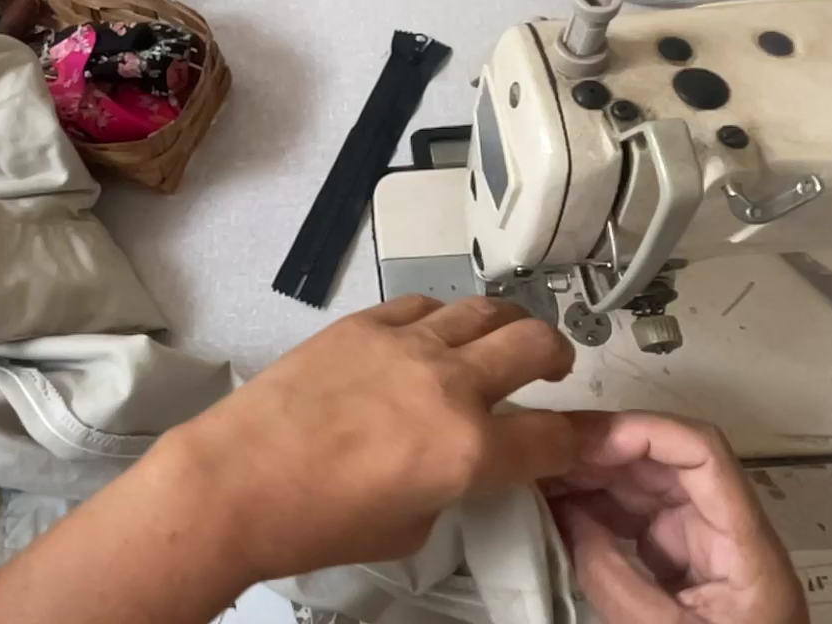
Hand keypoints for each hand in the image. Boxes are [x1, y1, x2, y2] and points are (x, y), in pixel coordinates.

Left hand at [156, 295, 577, 581]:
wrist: (242, 474)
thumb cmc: (322, 520)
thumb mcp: (411, 526)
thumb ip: (451, 481)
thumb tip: (456, 454)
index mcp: (469, 448)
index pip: (552, 436)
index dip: (582, 437)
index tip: (589, 432)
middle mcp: (449, 383)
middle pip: (532, 342)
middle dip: (556, 353)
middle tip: (552, 365)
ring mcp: (405, 342)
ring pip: (480, 309)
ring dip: (504, 322)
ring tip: (500, 335)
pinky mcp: (364, 322)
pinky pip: (420, 305)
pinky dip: (440, 318)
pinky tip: (431, 333)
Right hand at [547, 411, 805, 623]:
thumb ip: (613, 576)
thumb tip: (562, 511)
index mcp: (745, 547)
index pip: (700, 452)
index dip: (639, 432)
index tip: (579, 444)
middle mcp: (724, 531)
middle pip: (661, 459)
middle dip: (596, 449)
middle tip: (536, 453)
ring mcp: (698, 545)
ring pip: (638, 481)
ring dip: (584, 473)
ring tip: (533, 475)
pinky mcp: (675, 561)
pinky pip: (627, 513)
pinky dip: (588, 504)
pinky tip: (551, 506)